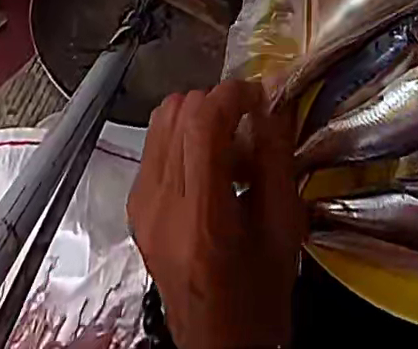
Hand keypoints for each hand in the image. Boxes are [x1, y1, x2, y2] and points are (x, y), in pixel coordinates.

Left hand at [128, 80, 304, 348]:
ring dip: (198, 115)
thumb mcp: (284, 230)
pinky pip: (155, 141)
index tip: (255, 93)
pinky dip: (181, 134)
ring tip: (228, 142)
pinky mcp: (133, 201)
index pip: (202, 126)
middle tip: (248, 119)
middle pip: (179, 114)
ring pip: (162, 118)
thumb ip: (276, 159)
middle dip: (217, 103)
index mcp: (202, 221)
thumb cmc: (258, 300)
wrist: (217, 345)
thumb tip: (272, 102)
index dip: (230, 96)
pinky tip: (206, 161)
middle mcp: (160, 206)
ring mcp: (141, 202)